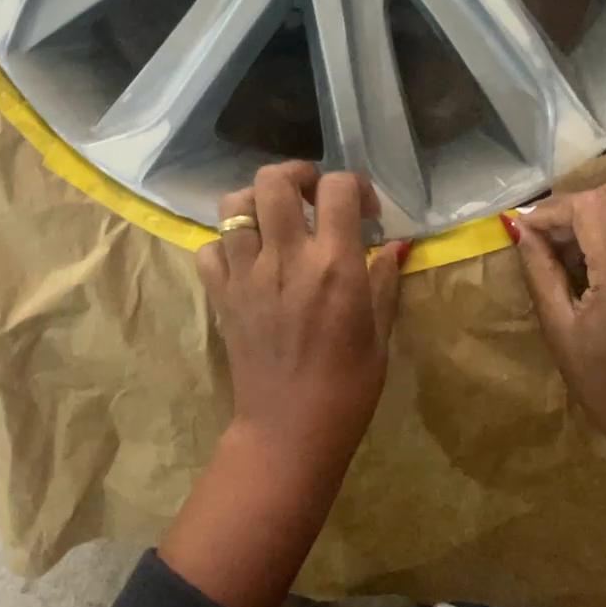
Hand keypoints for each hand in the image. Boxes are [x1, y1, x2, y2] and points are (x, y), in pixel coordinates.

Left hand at [196, 162, 409, 471]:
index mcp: (333, 265)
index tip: (364, 211)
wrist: (289, 431)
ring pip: (233, 204)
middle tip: (311, 196)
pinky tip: (246, 259)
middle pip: (274, 180)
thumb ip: (385, 280)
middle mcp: (285, 258)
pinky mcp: (220, 296)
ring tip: (274, 220)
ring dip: (256, 201)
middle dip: (297, 175)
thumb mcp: (380, 333)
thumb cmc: (348, 388)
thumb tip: (396, 244)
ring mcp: (245, 275)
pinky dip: (224, 244)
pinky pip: (209, 248)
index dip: (354, 186)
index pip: (337, 188)